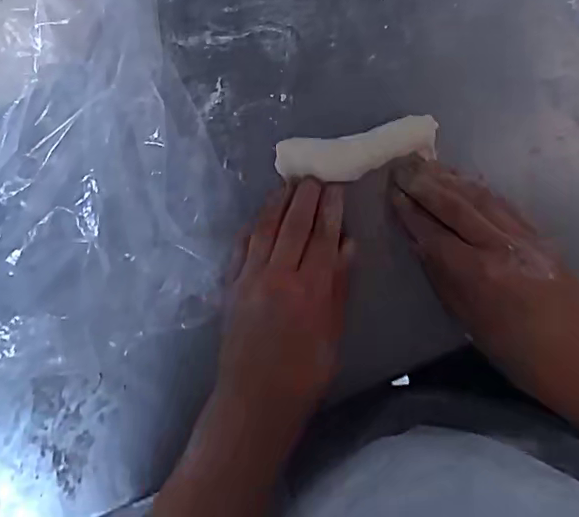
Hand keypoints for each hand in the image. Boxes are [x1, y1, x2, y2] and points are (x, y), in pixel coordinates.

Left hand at [216, 178, 353, 427]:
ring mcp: (250, 278)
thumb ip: (339, 287)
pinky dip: (252, 225)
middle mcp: (278, 276)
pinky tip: (260, 214)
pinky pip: (241, 245)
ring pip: (265, 228)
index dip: (331, 210)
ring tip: (289, 185)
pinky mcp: (230, 284)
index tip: (336, 187)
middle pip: (294, 225)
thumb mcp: (333, 335)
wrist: (253, 402)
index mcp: (310, 291)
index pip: (323, 238)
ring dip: (278, 203)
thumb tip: (348, 244)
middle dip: (306, 197)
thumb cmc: (303, 375)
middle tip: (314, 177)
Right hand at [388, 157, 578, 399]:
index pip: (433, 233)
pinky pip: (500, 202)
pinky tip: (462, 179)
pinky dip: (476, 187)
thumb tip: (420, 243)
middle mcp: (499, 247)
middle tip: (401, 163)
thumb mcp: (472, 326)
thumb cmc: (523, 357)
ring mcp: (522, 237)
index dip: (409, 211)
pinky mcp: (538, 234)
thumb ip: (443, 279)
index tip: (390, 191)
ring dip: (448, 177)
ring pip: (478, 196)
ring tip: (425, 163)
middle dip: (424, 182)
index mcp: (479, 276)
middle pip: (454, 205)